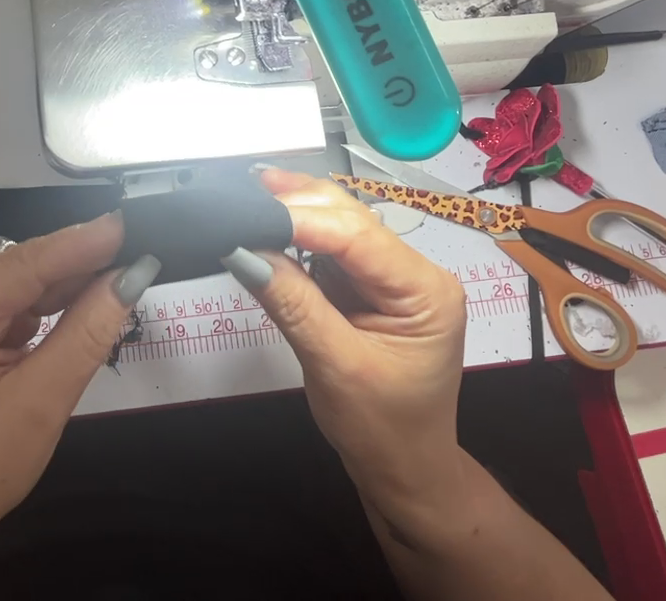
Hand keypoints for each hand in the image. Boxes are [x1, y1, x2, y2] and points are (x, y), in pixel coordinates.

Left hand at [0, 215, 160, 583]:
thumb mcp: (39, 403)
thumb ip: (85, 336)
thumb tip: (128, 280)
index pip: (22, 266)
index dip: (76, 243)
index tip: (122, 224)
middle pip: (25, 267)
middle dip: (80, 255)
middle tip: (135, 240)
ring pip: (29, 282)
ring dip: (75, 276)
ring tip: (126, 262)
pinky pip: (26, 303)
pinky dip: (62, 299)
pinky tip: (95, 291)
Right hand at [222, 168, 468, 508]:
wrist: (403, 470)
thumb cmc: (382, 430)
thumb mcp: (334, 367)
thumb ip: (292, 303)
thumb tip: (245, 251)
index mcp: (425, 290)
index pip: (357, 236)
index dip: (301, 218)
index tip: (249, 211)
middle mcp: (413, 271)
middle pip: (349, 219)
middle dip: (295, 205)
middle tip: (240, 194)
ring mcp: (389, 275)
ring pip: (335, 225)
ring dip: (291, 213)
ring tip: (245, 200)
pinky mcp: (365, 284)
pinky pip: (326, 248)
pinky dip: (292, 237)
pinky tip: (264, 225)